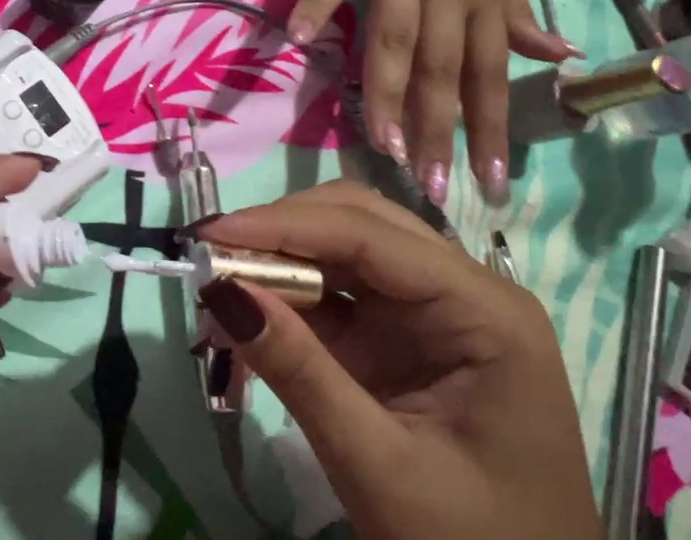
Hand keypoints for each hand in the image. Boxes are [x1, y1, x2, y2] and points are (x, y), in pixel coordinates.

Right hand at [189, 182, 598, 539]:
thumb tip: (219, 291)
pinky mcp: (405, 341)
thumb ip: (301, 372)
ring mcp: (433, 316)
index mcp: (484, 311)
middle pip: (360, 225)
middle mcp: (462, 293)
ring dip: (279, 263)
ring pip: (344, 253)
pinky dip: (289, 301)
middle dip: (280, 234)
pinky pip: (339, 298)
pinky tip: (245, 315)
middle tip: (207, 258)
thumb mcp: (380, 465)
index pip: (371, 235)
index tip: (206, 236)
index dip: (283, 225)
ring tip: (215, 285)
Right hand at [288, 0, 574, 204]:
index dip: (491, 128)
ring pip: (396, 33)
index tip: (491, 184)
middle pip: (444, 65)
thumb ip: (516, 6)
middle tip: (430, 186)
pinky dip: (317, 2)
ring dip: (388, 90)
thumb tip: (555, 57)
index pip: (491, 71)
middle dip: (440, 128)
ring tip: (381, 143)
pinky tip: (297, 39)